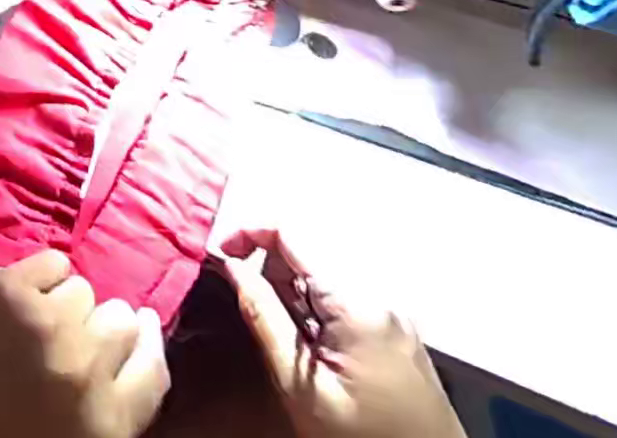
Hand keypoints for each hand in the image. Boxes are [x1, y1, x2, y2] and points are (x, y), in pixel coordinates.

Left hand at [0, 250, 169, 437]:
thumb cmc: (5, 435)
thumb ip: (114, 401)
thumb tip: (141, 340)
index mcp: (107, 421)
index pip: (153, 367)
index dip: (150, 342)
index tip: (144, 325)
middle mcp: (84, 365)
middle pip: (123, 320)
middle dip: (104, 325)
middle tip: (77, 333)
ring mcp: (44, 321)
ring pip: (84, 289)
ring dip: (69, 302)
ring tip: (45, 316)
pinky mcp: (8, 288)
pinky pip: (53, 261)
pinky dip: (46, 273)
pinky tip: (30, 291)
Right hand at [218, 228, 463, 437]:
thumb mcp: (298, 383)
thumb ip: (262, 315)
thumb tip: (229, 263)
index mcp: (357, 303)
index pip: (291, 232)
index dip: (247, 233)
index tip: (222, 257)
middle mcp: (380, 296)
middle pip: (305, 247)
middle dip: (268, 267)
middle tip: (255, 308)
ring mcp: (392, 313)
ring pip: (320, 268)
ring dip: (288, 287)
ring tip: (285, 334)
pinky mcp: (394, 330)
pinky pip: (339, 291)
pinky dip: (311, 303)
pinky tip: (310, 342)